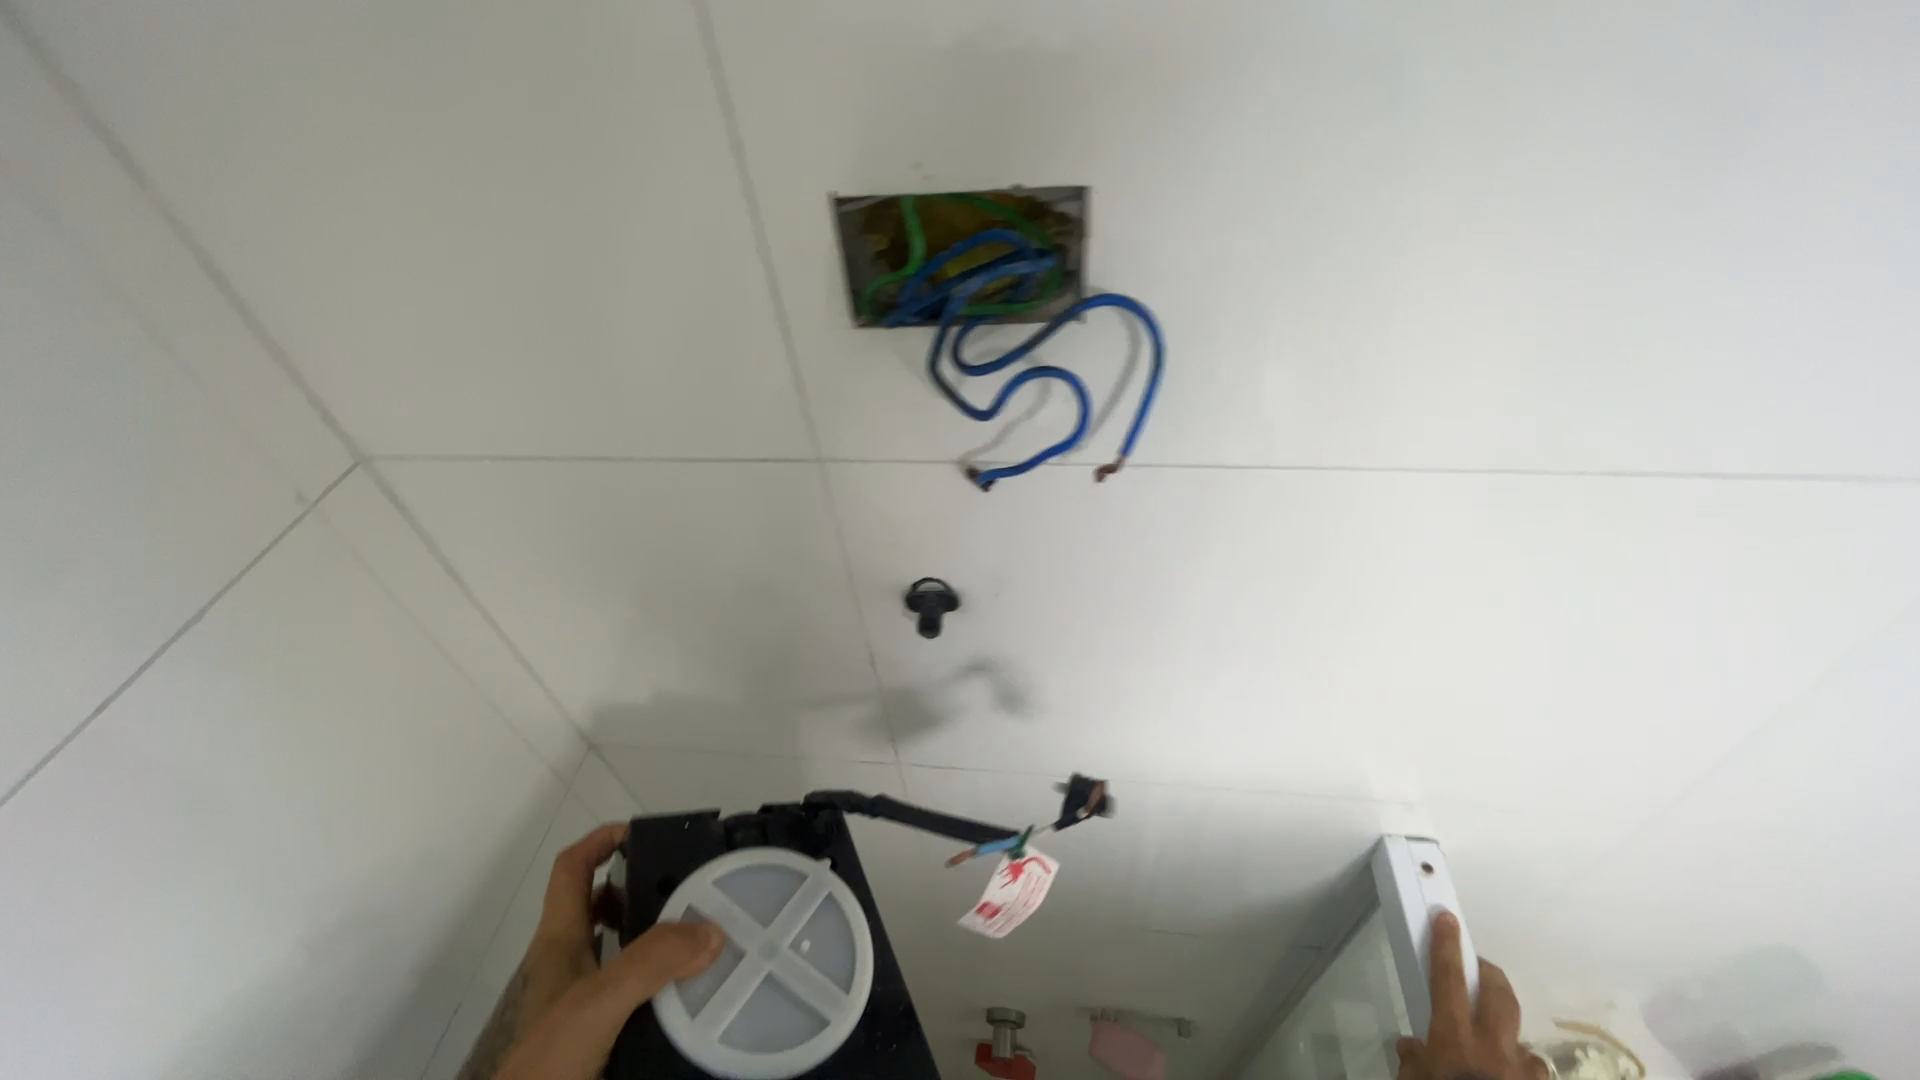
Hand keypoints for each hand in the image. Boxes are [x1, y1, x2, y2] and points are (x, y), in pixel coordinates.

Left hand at [492, 823, 725, 1079]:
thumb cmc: (549, 1058)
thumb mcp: (599, 1003)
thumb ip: (651, 961)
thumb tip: (712, 928)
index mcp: (559, 940)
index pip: (572, 868)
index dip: (601, 839)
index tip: (643, 831)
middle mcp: (567, 962)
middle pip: (597, 902)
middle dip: (641, 886)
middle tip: (686, 886)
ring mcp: (578, 997)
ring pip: (615, 944)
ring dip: (652, 930)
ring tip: (694, 931)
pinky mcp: (594, 1027)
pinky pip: (629, 983)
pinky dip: (656, 974)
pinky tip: (684, 985)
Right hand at [1395, 912, 1545, 1079]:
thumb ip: (1413, 1064)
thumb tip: (1412, 1048)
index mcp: (1455, 1039)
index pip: (1449, 979)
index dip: (1446, 946)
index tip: (1448, 918)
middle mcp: (1494, 1049)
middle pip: (1500, 995)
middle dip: (1489, 974)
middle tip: (1477, 967)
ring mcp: (1523, 1074)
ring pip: (1521, 1041)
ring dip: (1506, 1038)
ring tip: (1491, 1050)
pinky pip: (1532, 1076)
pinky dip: (1520, 1073)